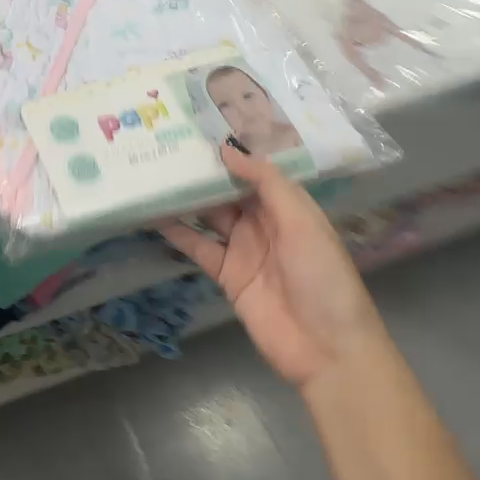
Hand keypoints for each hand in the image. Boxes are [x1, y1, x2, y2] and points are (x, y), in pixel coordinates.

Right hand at [159, 141, 388, 387]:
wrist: (327, 351)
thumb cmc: (323, 278)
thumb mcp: (303, 223)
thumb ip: (266, 183)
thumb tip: (226, 150)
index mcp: (288, 208)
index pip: (254, 172)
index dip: (230, 152)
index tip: (197, 129)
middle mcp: (263, 223)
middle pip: (226, 191)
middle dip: (201, 172)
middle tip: (164, 145)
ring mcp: (243, 249)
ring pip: (208, 215)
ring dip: (184, 198)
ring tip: (152, 173)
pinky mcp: (225, 274)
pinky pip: (197, 246)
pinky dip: (176, 231)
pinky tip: (152, 214)